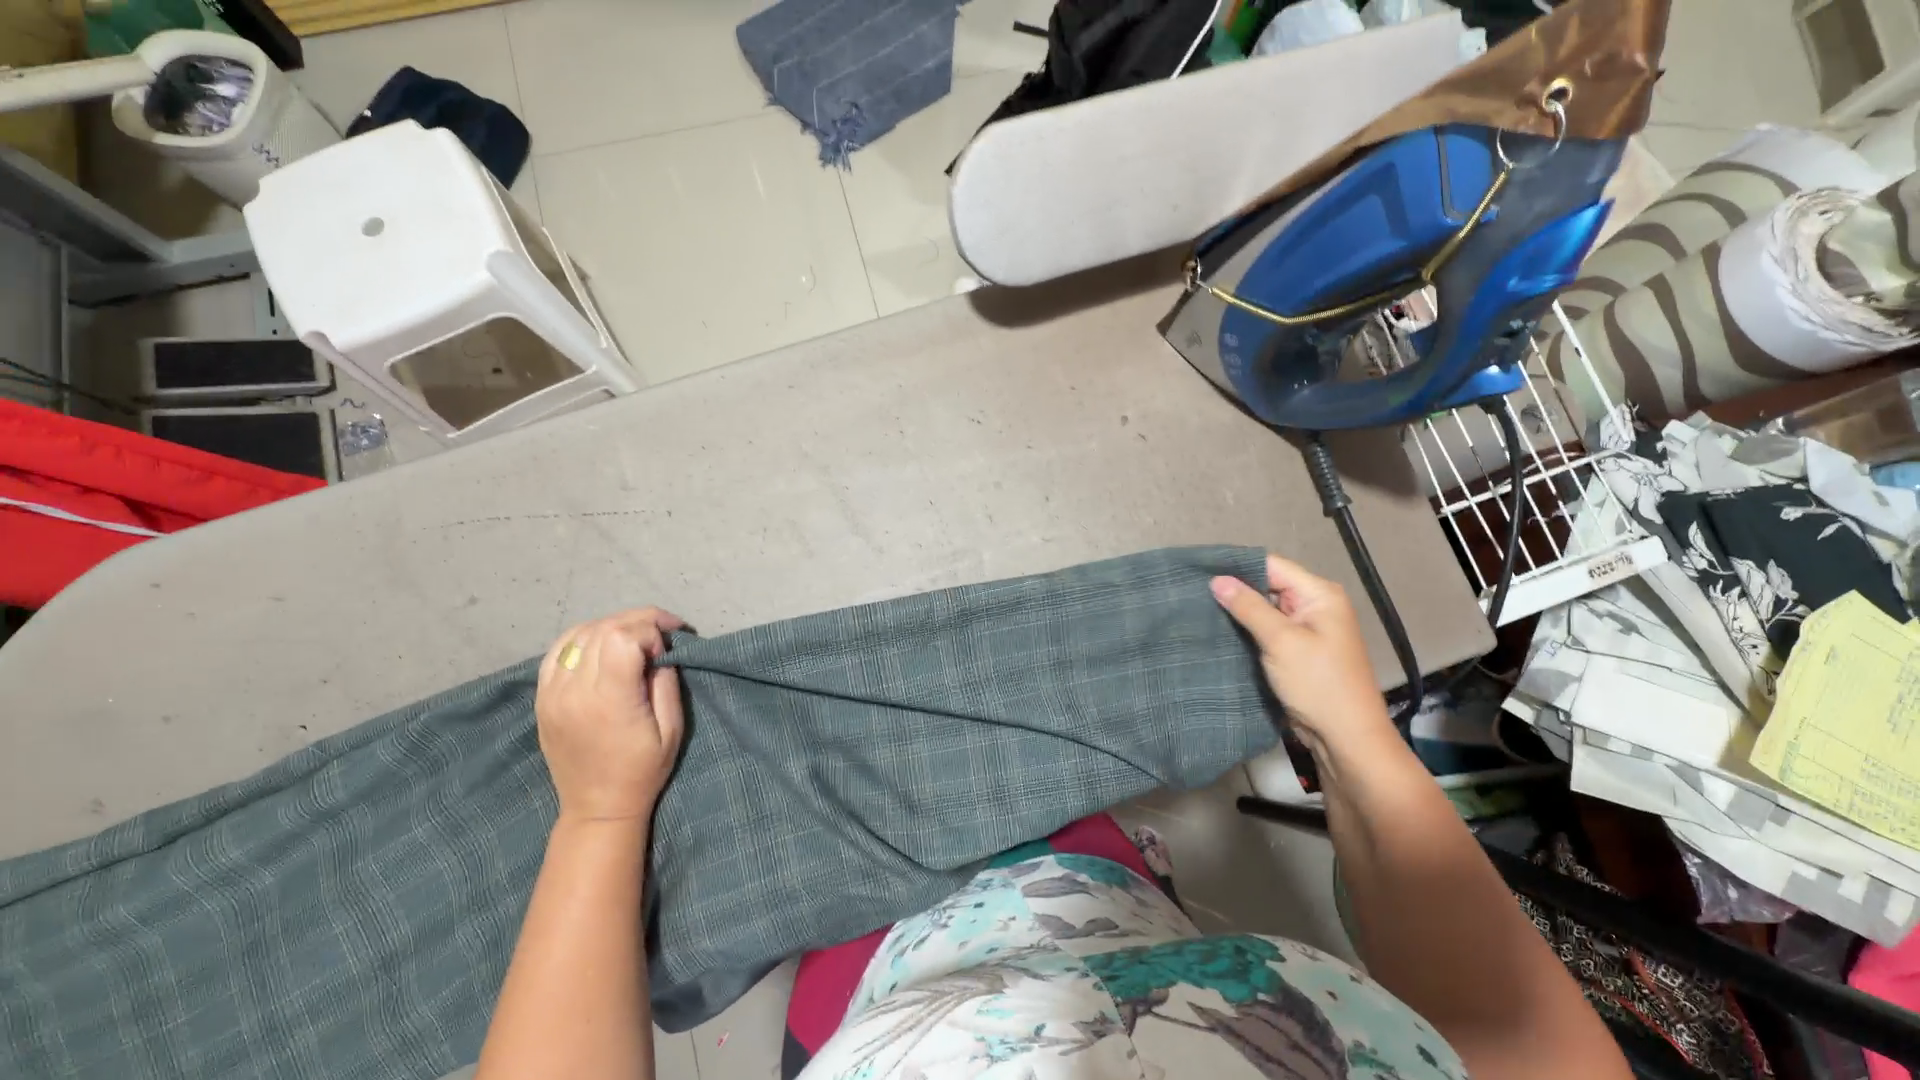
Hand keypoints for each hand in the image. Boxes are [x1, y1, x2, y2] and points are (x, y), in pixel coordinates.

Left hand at [536, 608, 687, 824]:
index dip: (651, 631)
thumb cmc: (642, 772)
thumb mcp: (672, 730)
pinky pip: (557, 651)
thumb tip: (660, 649)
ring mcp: (552, 693)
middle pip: (602, 629)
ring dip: (611, 626)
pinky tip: (601, 643)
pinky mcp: (541, 697)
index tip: (667, 647)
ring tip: (633, 637)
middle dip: (636, 622)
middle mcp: (574, 691)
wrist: (597, 807)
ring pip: (579, 634)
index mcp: (609, 700)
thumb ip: (666, 683)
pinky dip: (582, 638)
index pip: (623, 636)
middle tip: (660, 633)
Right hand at [1210, 554, 1392, 743]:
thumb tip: (1216, 579)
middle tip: (1193, 591)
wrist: (1345, 737)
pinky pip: (1268, 632)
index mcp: (1320, 594)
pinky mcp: (1298, 652)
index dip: (1237, 566)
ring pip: (1266, 610)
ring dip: (1239, 612)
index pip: (1272, 566)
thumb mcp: (1281, 641)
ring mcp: (1307, 630)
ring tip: (1198, 608)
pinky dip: (1247, 632)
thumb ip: (1249, 607)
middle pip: (1269, 586)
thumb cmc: (1318, 683)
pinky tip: (1219, 631)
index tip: (1199, 569)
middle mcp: (1316, 606)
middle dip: (1235, 589)